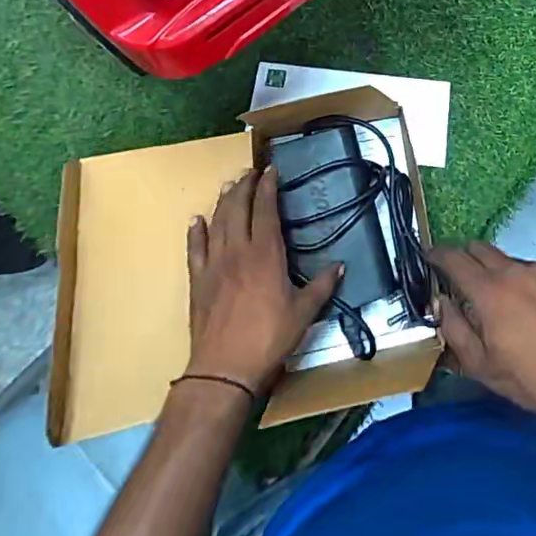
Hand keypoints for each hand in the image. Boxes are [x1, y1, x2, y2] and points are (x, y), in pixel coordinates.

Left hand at [184, 168, 342, 393]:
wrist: (225, 366)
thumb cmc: (269, 338)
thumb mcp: (304, 314)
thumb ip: (322, 286)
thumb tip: (340, 265)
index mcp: (265, 253)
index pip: (265, 209)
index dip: (268, 186)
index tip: (270, 170)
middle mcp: (238, 249)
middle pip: (238, 207)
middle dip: (243, 186)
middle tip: (249, 172)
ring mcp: (214, 262)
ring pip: (217, 221)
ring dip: (223, 201)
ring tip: (228, 186)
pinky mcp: (198, 278)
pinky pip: (195, 248)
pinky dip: (196, 231)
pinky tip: (197, 220)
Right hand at [428, 242, 535, 421]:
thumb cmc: (528, 378)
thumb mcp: (479, 364)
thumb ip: (452, 327)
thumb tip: (440, 301)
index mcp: (487, 291)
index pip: (452, 258)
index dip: (436, 254)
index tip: (429, 258)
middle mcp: (509, 271)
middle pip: (476, 247)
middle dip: (463, 258)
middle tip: (461, 279)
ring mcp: (535, 270)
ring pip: (502, 258)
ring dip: (492, 270)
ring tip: (500, 299)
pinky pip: (527, 268)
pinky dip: (519, 279)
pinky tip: (529, 306)